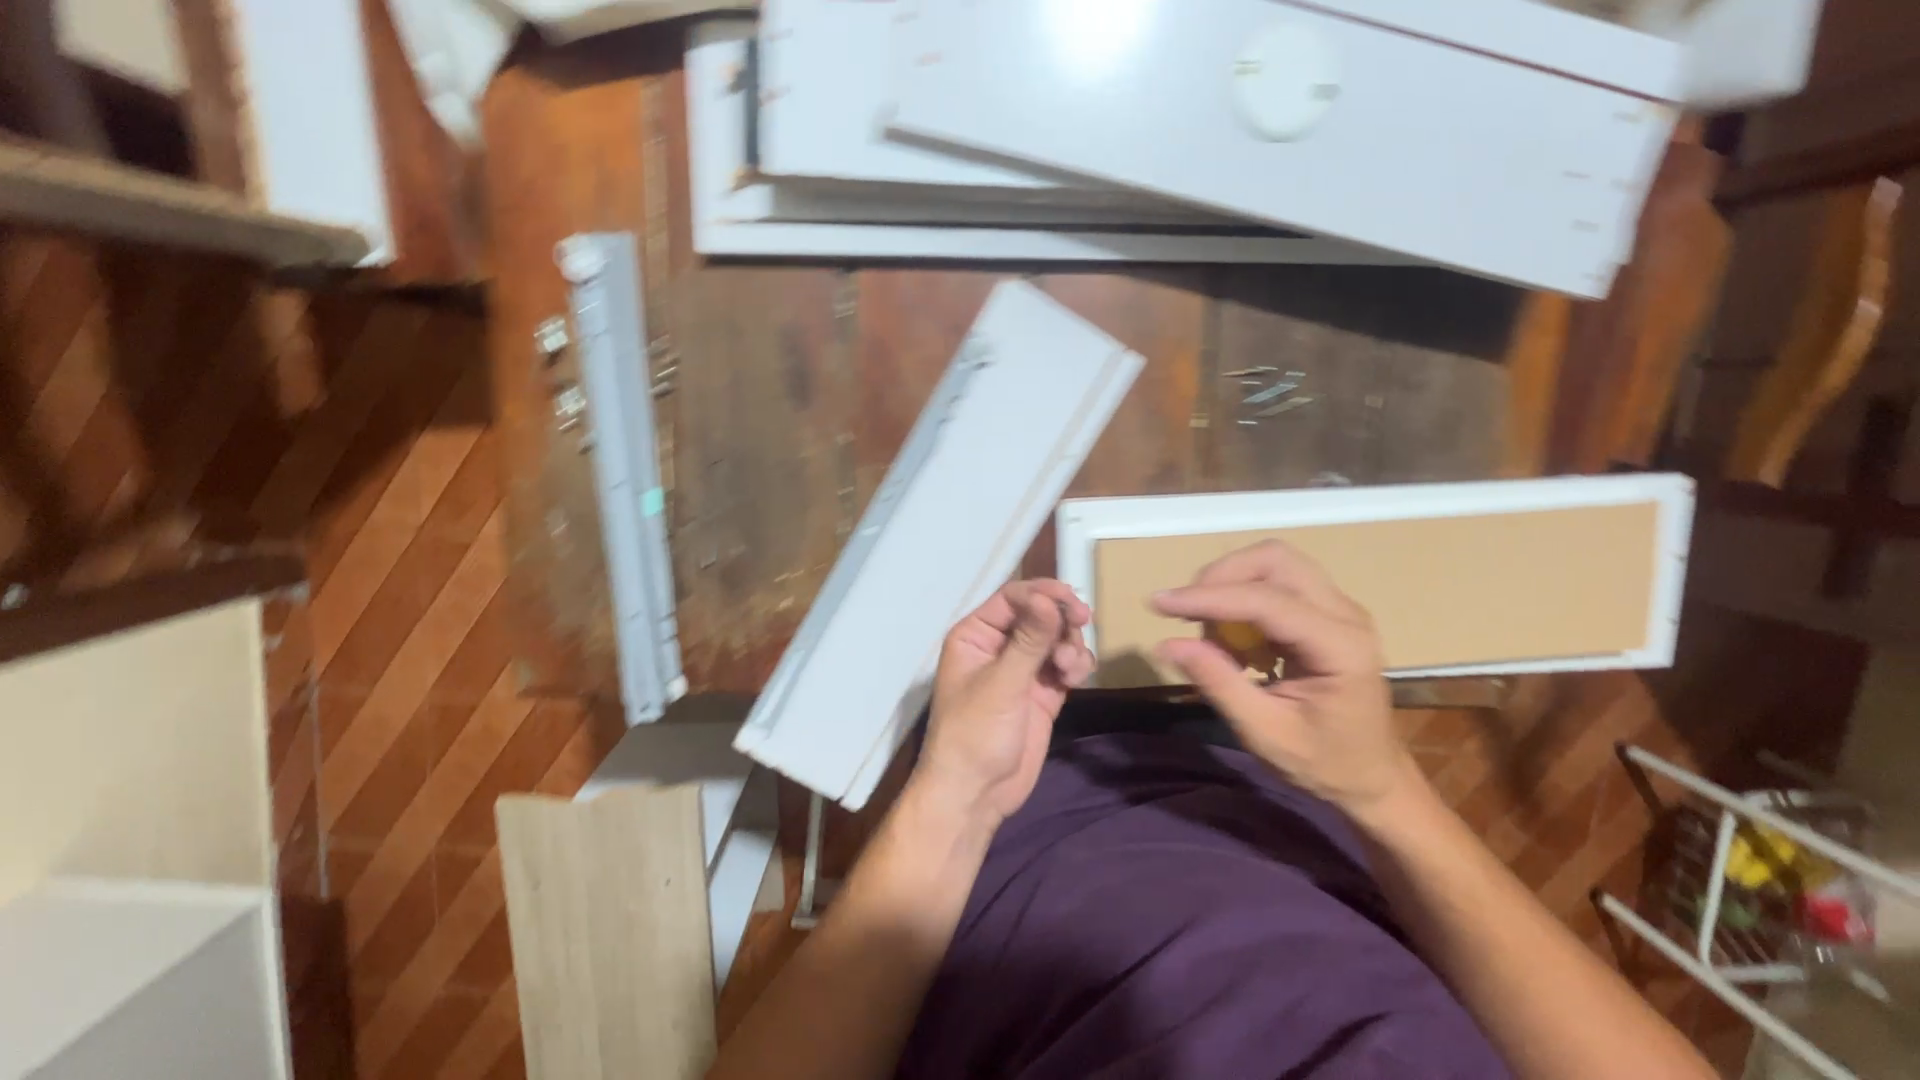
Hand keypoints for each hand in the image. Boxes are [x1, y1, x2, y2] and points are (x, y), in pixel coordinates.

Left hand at [917, 580, 1094, 828]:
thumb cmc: (975, 734)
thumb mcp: (1001, 684)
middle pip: (1040, 614)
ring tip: (1070, 670)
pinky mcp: (1042, 693)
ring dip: (1071, 646)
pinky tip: (1075, 679)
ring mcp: (1022, 670)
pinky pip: (1065, 665)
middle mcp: (998, 646)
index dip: (1043, 594)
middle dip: (1062, 620)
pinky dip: (1076, 666)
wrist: (977, 794)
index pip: (1013, 598)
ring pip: (1057, 639)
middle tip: (1082, 626)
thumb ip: (1029, 640)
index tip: (1072, 602)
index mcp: (975, 635)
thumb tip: (1049, 598)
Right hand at [1151, 540, 1417, 815]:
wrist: (1372, 777)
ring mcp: (1340, 608)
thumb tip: (1167, 643)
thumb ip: (1218, 683)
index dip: (1209, 598)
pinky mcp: (1327, 612)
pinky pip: (1278, 583)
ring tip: (1211, 630)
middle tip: (1187, 613)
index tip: (1159, 604)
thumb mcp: (1264, 733)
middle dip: (1222, 577)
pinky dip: (1245, 599)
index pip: (1267, 600)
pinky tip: (1236, 641)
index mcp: (1340, 647)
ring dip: (1232, 584)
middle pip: (1275, 559)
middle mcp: (1346, 614)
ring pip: (1276, 563)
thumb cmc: (1323, 763)